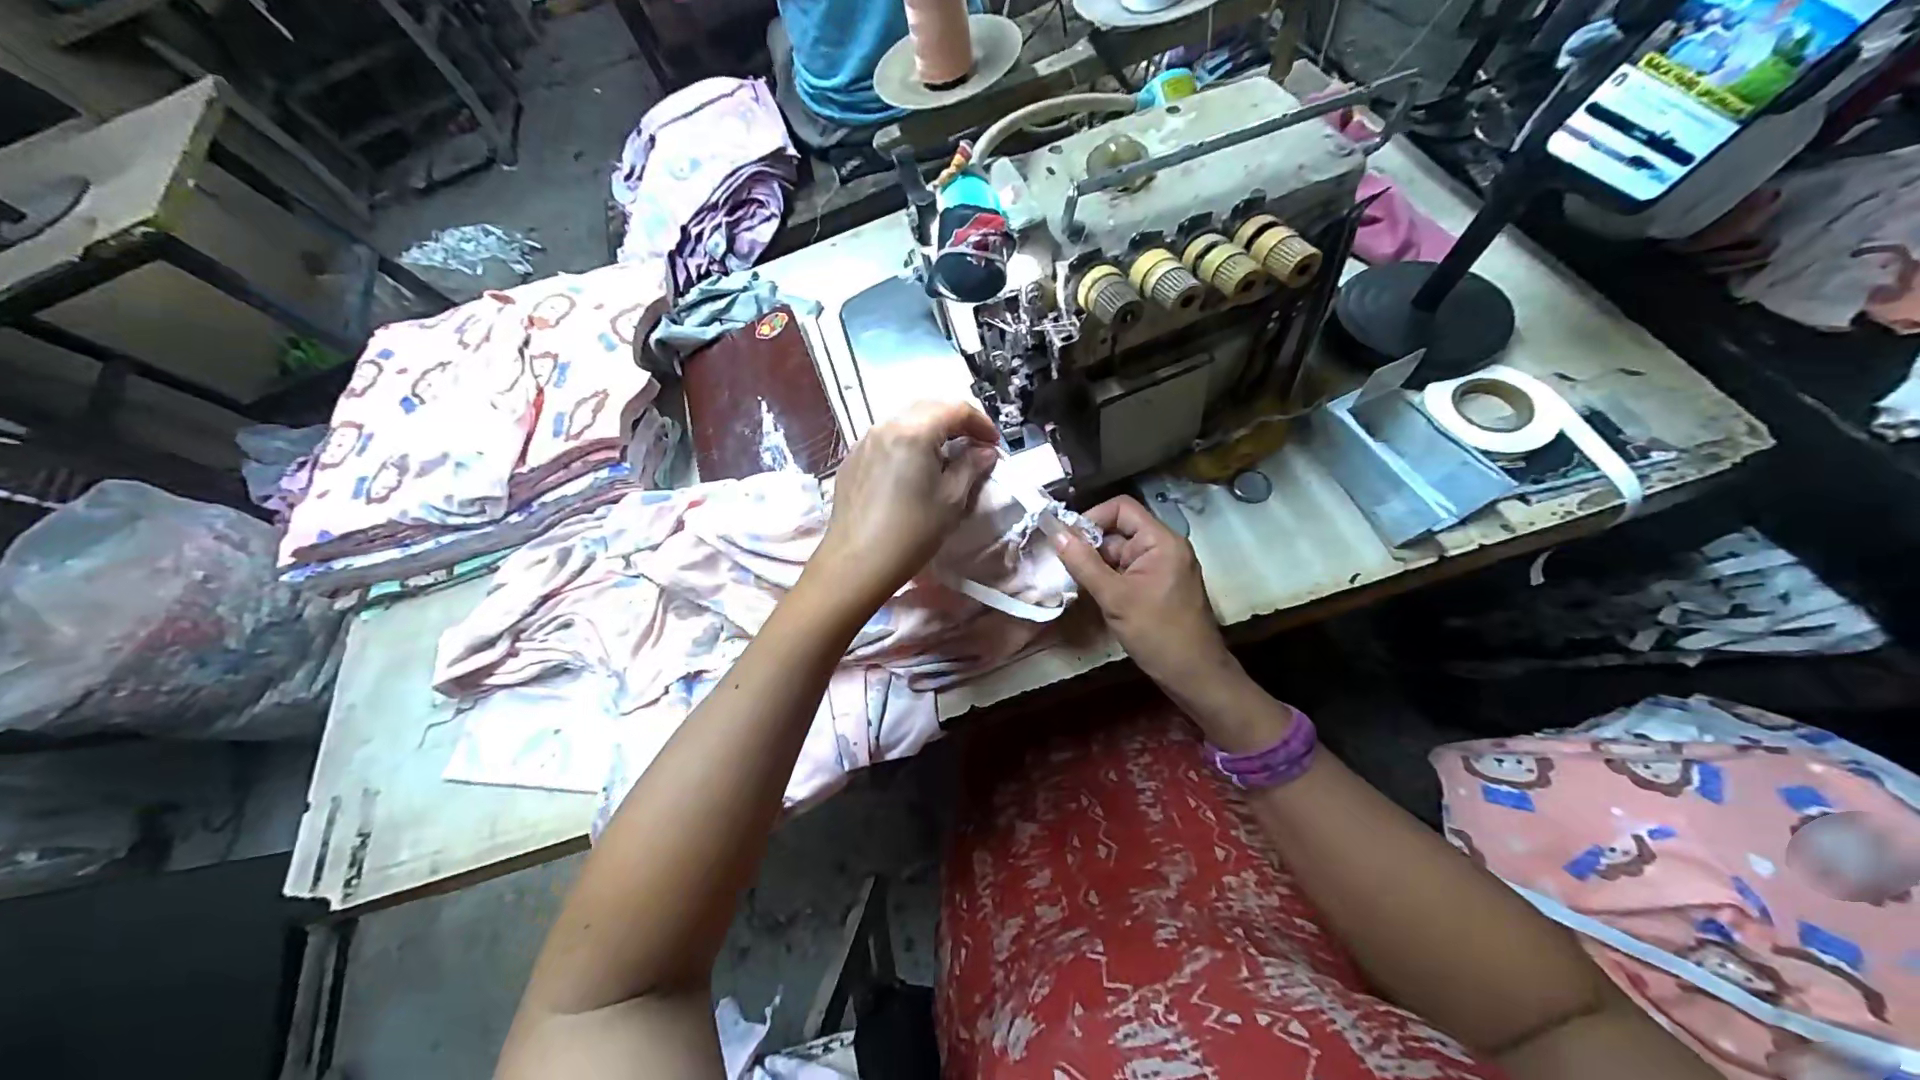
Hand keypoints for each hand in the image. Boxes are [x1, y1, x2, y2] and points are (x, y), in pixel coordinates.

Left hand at [810, 400, 1000, 609]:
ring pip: (904, 421)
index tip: (995, 444)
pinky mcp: (852, 460)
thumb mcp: (952, 499)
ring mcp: (864, 441)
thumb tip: (985, 452)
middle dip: (955, 421)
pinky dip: (907, 443)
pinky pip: (886, 439)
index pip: (955, 409)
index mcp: (914, 431)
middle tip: (974, 444)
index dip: (981, 422)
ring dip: (930, 430)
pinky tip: (914, 469)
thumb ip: (971, 467)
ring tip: (946, 456)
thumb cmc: (912, 532)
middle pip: (928, 408)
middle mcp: (886, 426)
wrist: (857, 562)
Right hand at [1053, 496, 1286, 749]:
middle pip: (1118, 530)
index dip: (1091, 518)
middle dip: (1089, 545)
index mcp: (1161, 541)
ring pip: (1119, 553)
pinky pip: (1127, 571)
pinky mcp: (1157, 586)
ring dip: (1096, 565)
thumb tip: (1056, 532)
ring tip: (1075, 583)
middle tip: (1064, 565)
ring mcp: (1162, 567)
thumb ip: (1083, 563)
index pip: (1121, 508)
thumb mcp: (1115, 598)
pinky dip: (1108, 579)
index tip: (1066, 541)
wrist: (1194, 675)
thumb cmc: (1158, 634)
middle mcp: (1164, 547)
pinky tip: (1092, 595)